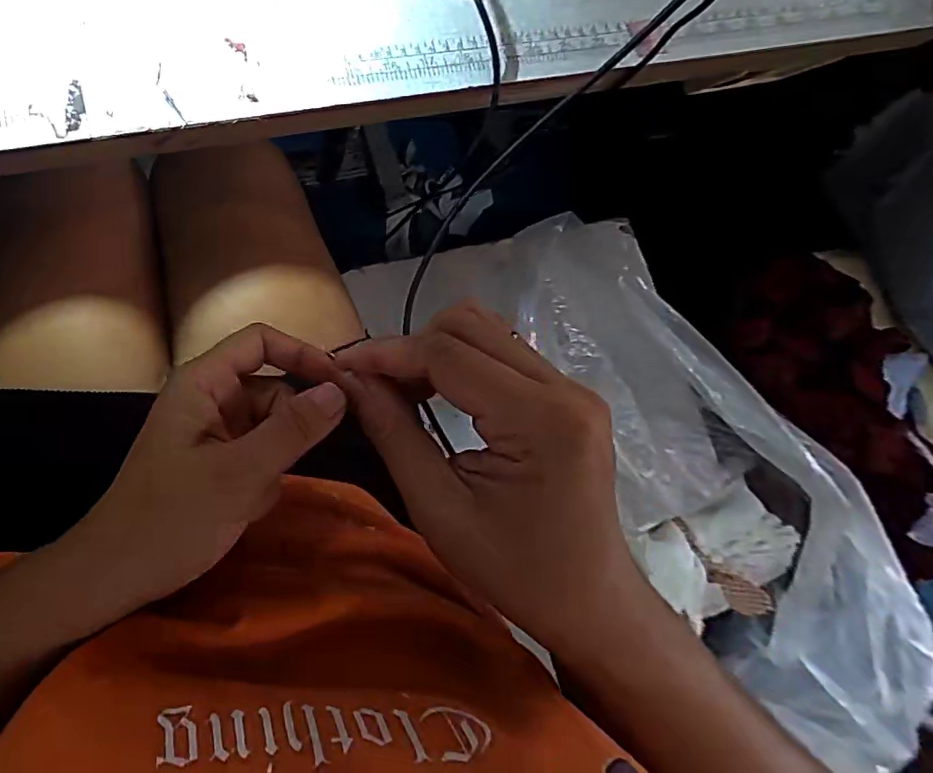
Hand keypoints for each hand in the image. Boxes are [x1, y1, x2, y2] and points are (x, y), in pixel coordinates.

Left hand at [60, 323, 348, 617]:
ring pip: (268, 430)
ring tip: (245, 499)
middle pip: (269, 390)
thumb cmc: (170, 517)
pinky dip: (260, 482)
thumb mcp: (238, 475)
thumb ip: (290, 431)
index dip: (302, 354)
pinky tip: (240, 510)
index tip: (343, 384)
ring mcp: (209, 430)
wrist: (119, 569)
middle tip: (274, 472)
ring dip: (271, 465)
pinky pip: (256, 457)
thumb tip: (338, 391)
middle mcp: (206, 398)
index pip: (258, 342)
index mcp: (201, 382)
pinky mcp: (213, 460)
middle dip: (285, 431)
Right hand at [334, 302, 649, 660]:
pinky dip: (454, 362)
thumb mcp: (436, 505)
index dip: (384, 353)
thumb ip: (391, 431)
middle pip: (466, 324)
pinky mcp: (565, 397)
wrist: (593, 608)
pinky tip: (433, 394)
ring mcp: (570, 390)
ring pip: (481, 329)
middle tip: (373, 385)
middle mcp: (564, 389)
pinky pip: (497, 352)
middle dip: (408, 347)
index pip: (445, 352)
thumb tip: (348, 379)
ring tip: (401, 389)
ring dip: (431, 349)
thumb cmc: (514, 570)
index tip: (339, 368)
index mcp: (540, 419)